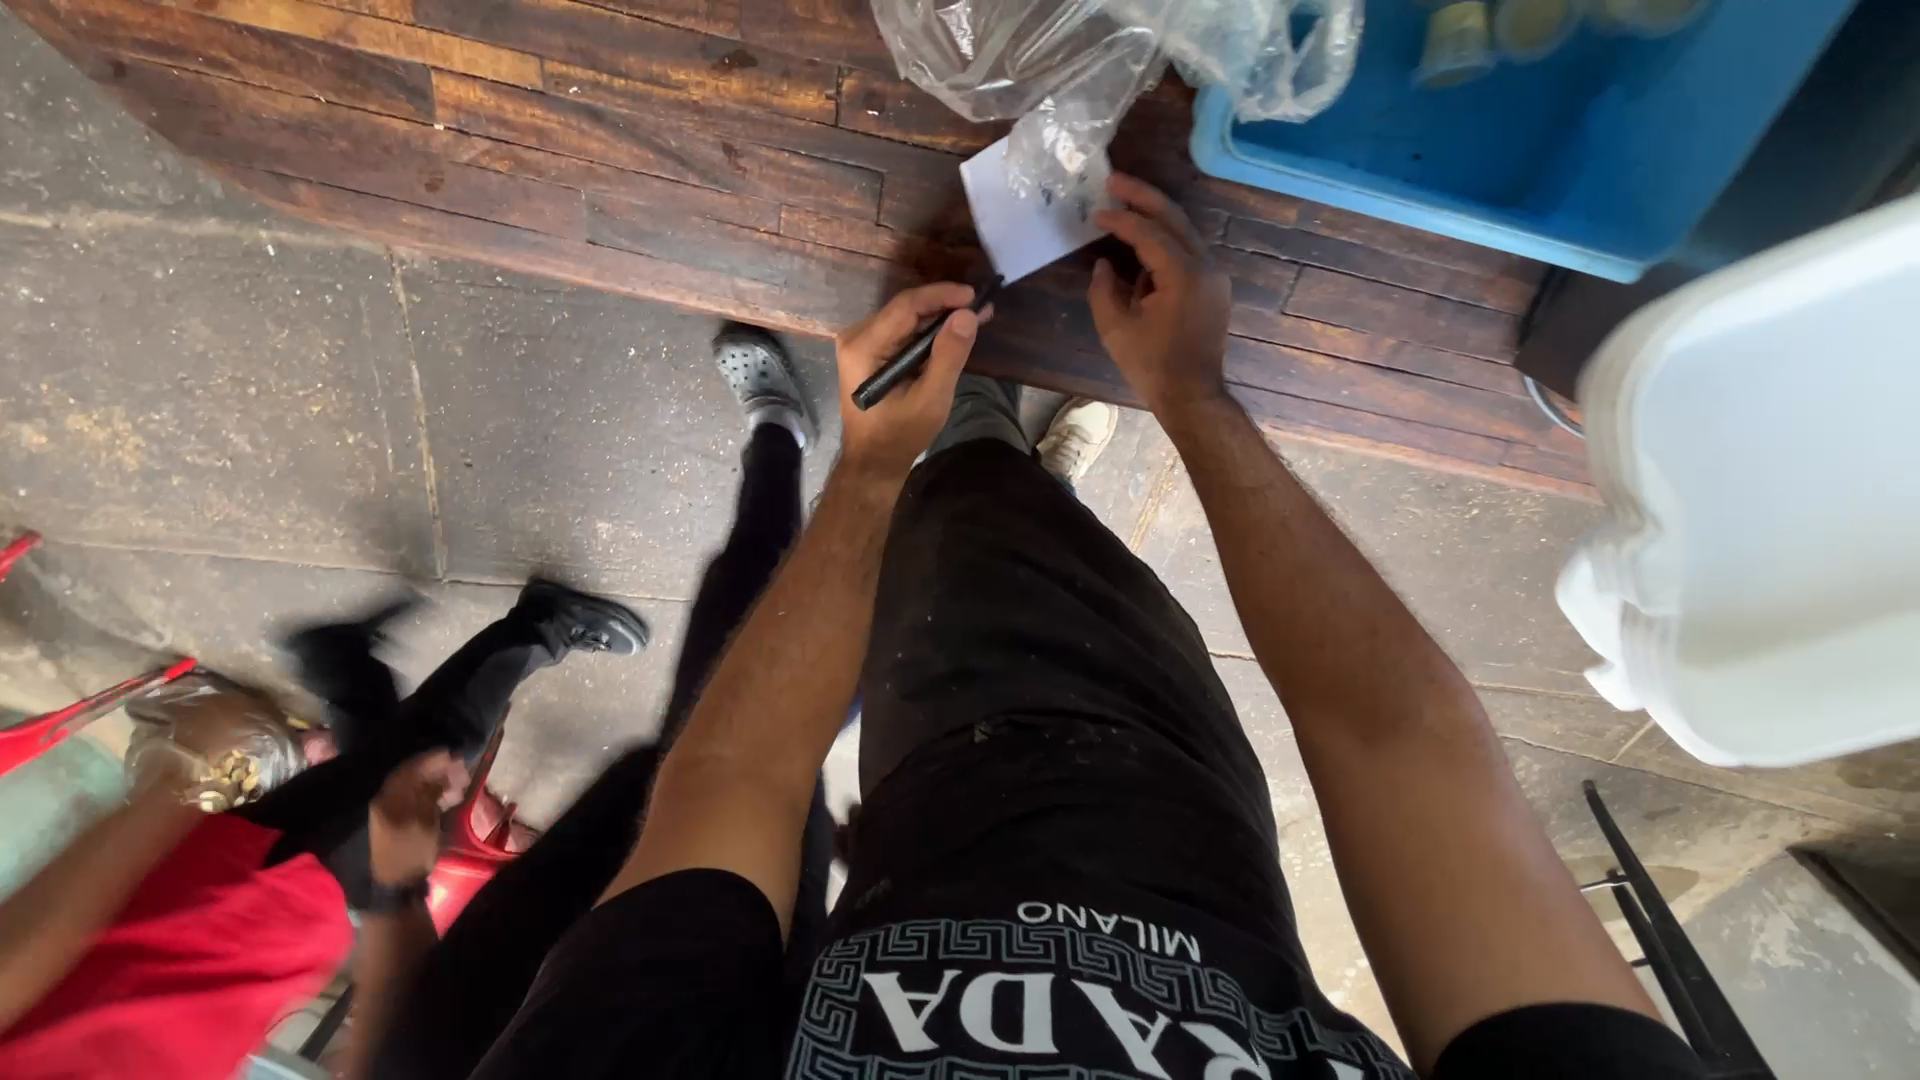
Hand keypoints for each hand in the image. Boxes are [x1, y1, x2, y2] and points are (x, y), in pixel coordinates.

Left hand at [368, 750, 467, 884]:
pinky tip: (450, 797)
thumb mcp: (424, 820)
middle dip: (437, 770)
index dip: (429, 759)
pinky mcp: (400, 822)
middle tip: (461, 769)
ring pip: (416, 788)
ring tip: (460, 784)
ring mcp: (392, 813)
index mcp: (388, 801)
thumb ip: (431, 791)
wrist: (397, 884)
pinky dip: (434, 795)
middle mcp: (386, 803)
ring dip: (438, 782)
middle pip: (412, 777)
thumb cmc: (411, 851)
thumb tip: (441, 766)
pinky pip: (417, 799)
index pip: (408, 770)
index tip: (451, 753)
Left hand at [835, 283, 989, 477]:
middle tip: (981, 308)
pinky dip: (927, 331)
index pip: (906, 307)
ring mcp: (860, 343)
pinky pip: (901, 331)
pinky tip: (952, 333)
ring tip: (973, 318)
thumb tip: (967, 315)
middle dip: (944, 306)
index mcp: (863, 347)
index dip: (941, 296)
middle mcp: (856, 337)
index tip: (974, 295)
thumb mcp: (931, 399)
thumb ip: (948, 356)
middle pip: (905, 308)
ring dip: (939, 317)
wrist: (874, 460)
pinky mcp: (868, 352)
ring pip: (905, 318)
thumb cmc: (900, 435)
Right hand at [1089, 173, 1233, 414]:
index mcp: (1183, 274)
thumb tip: (1104, 265)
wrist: (1191, 396)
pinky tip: (1140, 250)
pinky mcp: (1213, 289)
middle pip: (1174, 218)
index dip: (1120, 219)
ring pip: (1183, 233)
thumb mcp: (1115, 329)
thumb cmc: (1151, 366)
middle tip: (1114, 180)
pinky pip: (1187, 255)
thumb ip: (1104, 290)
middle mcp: (1206, 266)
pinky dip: (1163, 245)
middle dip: (1143, 197)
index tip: (1095, 211)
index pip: (1149, 233)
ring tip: (1124, 209)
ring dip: (1153, 219)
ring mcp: (1214, 276)